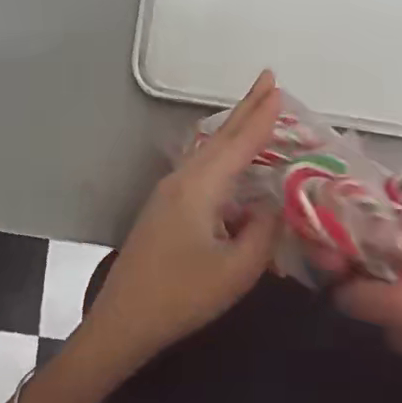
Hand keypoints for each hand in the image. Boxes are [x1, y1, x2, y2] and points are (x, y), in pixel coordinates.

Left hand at [79, 71, 284, 365]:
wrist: (124, 321)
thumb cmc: (182, 297)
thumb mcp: (237, 269)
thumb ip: (263, 232)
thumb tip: (273, 206)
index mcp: (198, 188)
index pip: (237, 143)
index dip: (261, 115)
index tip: (277, 85)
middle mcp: (180, 182)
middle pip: (218, 140)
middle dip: (245, 110)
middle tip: (267, 81)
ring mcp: (166, 196)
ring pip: (206, 156)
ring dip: (233, 135)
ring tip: (256, 116)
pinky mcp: (162, 213)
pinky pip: (199, 174)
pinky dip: (222, 162)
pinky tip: (232, 169)